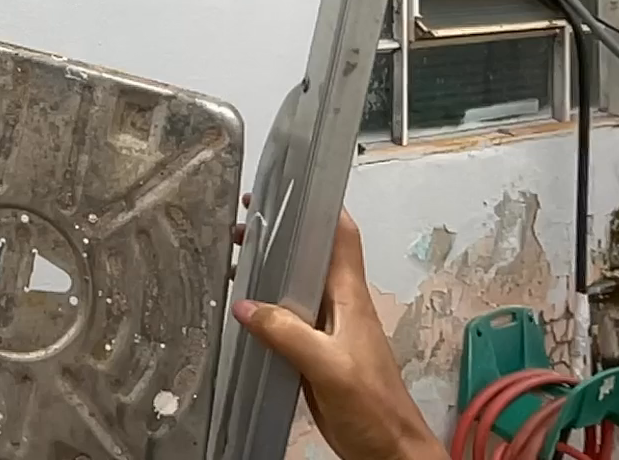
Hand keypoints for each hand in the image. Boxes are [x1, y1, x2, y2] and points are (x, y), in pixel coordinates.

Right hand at [232, 209, 448, 459]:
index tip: (287, 185)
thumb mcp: (329, 366)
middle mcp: (336, 301)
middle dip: (277, 227)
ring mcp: (323, 323)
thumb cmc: (371, 405)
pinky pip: (282, 309)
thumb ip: (287, 333)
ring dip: (265, 259)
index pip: (341, 237)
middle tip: (239, 213)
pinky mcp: (310, 345)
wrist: (388, 454)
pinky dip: (260, 293)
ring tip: (230, 247)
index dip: (320, 206)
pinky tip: (236, 294)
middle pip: (308, 251)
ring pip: (291, 278)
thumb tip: (243, 304)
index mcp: (348, 296)